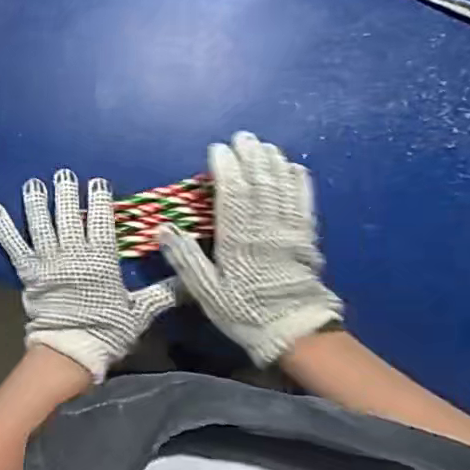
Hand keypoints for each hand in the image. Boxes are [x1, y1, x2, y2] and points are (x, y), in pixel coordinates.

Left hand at [0, 169, 178, 380]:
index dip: (99, 201)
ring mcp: (48, 262)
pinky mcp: (28, 272)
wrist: (72, 349)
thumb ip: (163, 293)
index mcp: (101, 261)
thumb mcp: (140, 311)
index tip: (97, 183)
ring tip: (32, 184)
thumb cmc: (108, 331)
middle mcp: (73, 255)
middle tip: (63, 174)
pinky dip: (2, 227)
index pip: (101, 223)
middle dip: (66, 194)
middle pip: (69, 218)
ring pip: (41, 226)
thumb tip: (191, 281)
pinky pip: (13, 245)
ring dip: (36, 203)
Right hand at [158, 133, 343, 366]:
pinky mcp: (306, 239)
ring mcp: (290, 233)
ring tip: (265, 145)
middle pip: (260, 186)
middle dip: (251, 158)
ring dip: (274, 165)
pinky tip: (295, 168)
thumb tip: (162, 229)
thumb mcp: (205, 290)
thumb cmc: (242, 310)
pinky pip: (304, 205)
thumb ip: (185, 258)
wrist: (294, 332)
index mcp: (239, 241)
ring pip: (283, 190)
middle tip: (242, 137)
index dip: (226, 170)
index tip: (217, 149)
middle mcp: (266, 230)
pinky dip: (300, 184)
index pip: (233, 196)